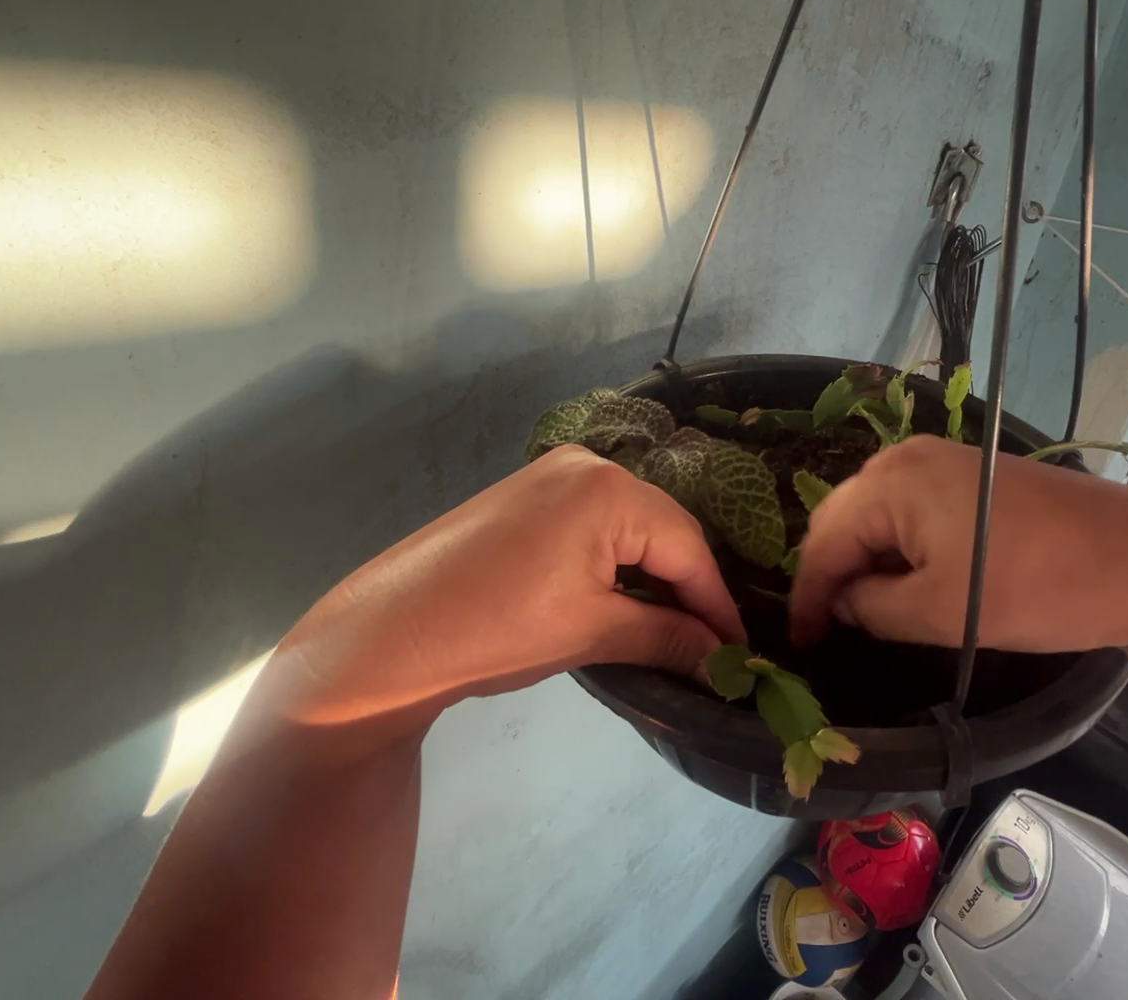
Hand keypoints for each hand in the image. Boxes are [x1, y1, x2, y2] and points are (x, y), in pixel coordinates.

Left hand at [264, 445, 745, 728]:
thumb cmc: (497, 630)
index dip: (716, 603)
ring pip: (630, 525)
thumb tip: (724, 662)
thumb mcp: (593, 633)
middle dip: (687, 586)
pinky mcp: (528, 494)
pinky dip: (617, 560)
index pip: (688, 547)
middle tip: (708, 642)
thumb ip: (668, 638)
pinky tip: (624, 596)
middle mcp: (586, 465)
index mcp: (608, 488)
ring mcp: (552, 474)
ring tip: (671, 625)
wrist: (387, 636)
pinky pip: (596, 522)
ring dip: (653, 574)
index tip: (740, 650)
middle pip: (662, 528)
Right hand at [789, 435, 1127, 654]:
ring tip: (859, 607)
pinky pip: (909, 506)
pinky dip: (896, 543)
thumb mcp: (939, 612)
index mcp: (891, 482)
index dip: (807, 595)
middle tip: (826, 624)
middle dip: (831, 572)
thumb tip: (843, 601)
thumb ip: (871, 606)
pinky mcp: (969, 473)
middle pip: (844, 517)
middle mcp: (906, 456)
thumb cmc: (1036, 588)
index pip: (824, 540)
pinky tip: (902, 576)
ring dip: (863, 558)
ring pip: (875, 512)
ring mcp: (941, 458)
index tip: (799, 640)